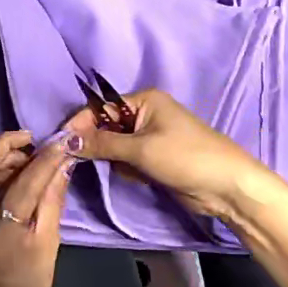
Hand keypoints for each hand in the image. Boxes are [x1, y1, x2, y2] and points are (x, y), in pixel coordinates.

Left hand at [0, 131, 75, 286]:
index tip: (61, 143)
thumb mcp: (49, 244)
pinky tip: (16, 171)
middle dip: (2, 146)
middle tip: (30, 138)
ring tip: (28, 154)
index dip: (43, 162)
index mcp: (1, 237)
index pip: (22, 188)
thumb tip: (62, 163)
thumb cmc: (32, 286)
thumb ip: (52, 201)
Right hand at [64, 89, 274, 220]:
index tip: (60, 143)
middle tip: (78, 161)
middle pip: (105, 126)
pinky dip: (127, 169)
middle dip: (95, 143)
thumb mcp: (140, 149)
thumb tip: (67, 141)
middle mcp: (145, 114)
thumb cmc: (185, 157)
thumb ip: (102, 144)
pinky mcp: (154, 158)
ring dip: (113, 159)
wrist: (227, 187)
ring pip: (114, 146)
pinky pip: (127, 160)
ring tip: (125, 169)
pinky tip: (137, 177)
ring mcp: (150, 136)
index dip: (80, 124)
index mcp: (144, 100)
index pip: (100, 107)